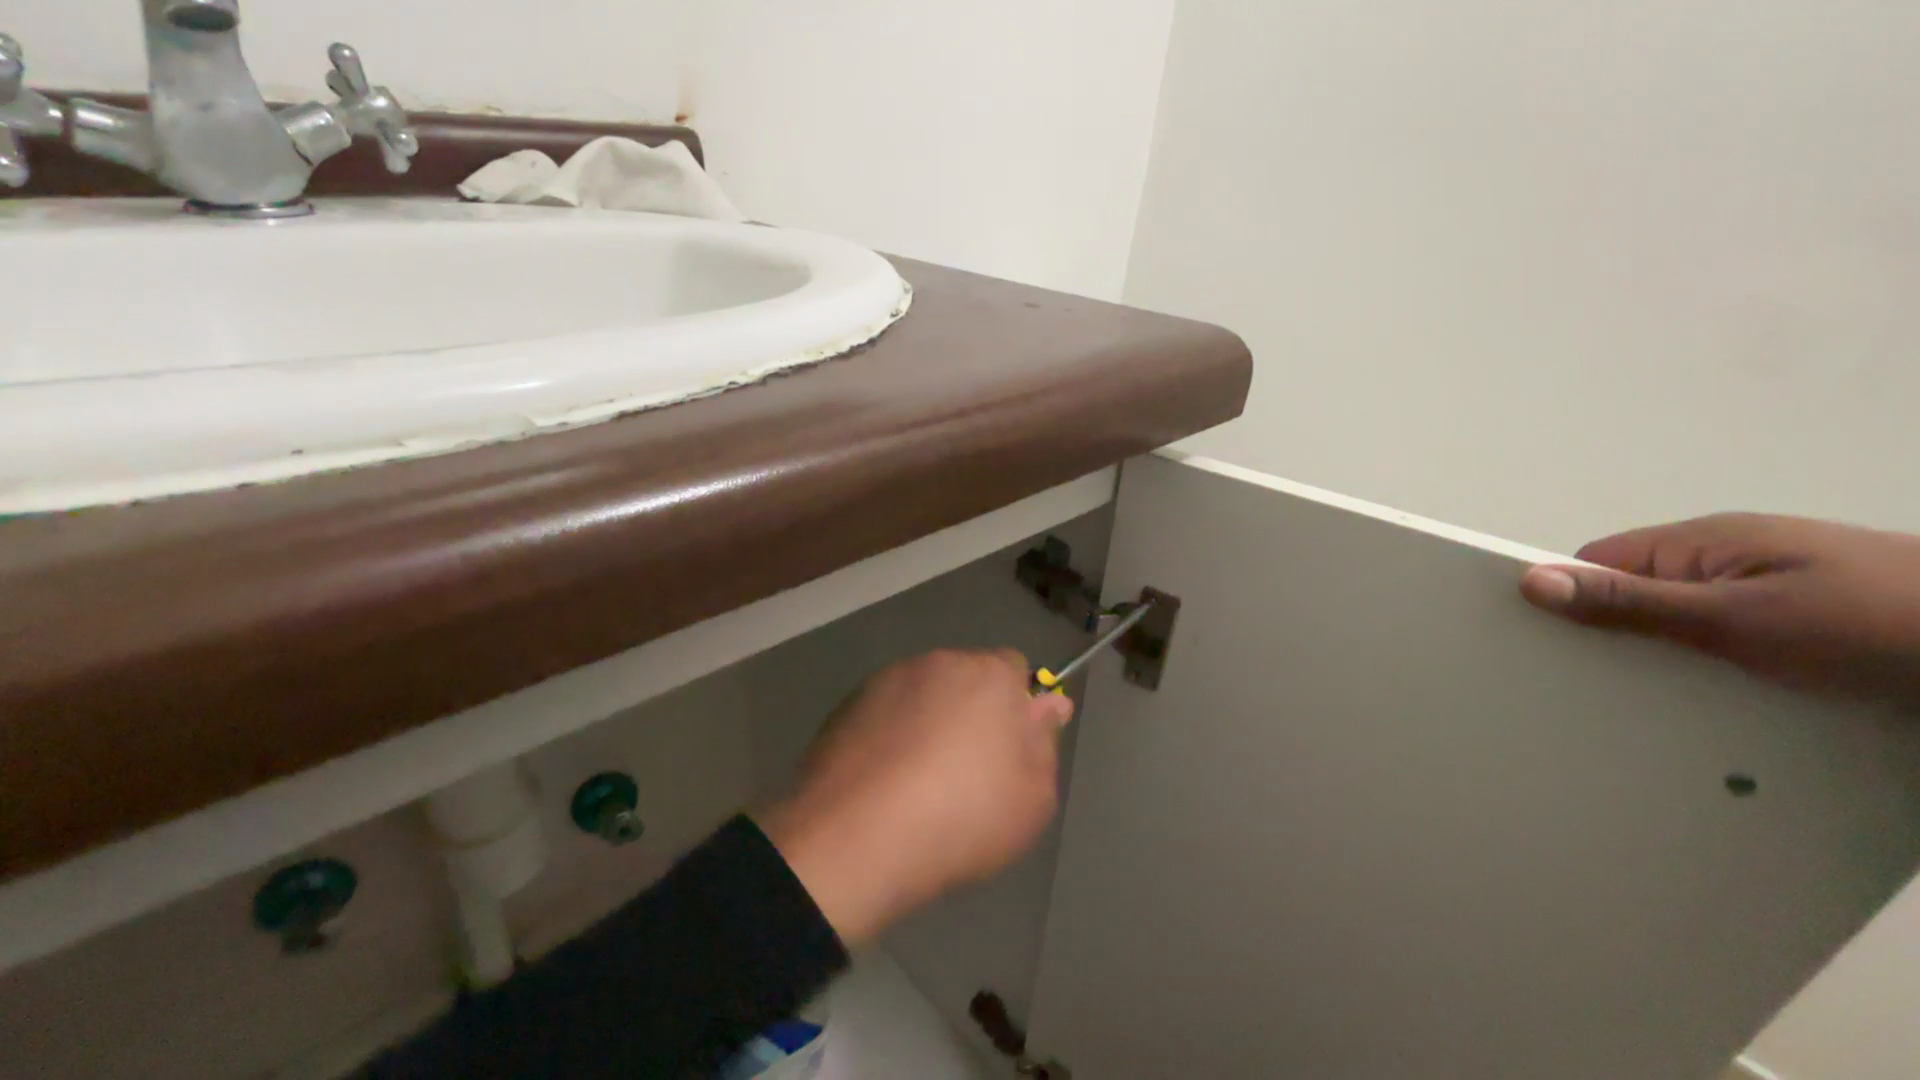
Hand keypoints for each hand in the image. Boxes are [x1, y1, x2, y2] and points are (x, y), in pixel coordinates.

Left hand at [755, 649, 1073, 945]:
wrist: (856, 839)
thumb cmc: (962, 817)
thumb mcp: (1033, 798)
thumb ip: (1043, 743)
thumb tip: (1048, 704)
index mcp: (988, 675)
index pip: (1014, 669)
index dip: (1016, 708)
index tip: (1009, 753)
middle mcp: (936, 663)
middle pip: (964, 680)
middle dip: (970, 714)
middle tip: (967, 775)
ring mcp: (883, 683)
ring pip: (920, 698)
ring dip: (926, 726)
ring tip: (918, 786)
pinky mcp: (844, 708)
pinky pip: (883, 718)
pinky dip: (888, 740)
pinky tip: (883, 787)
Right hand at [1519, 512, 1919, 707]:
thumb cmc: (1878, 623)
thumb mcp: (1738, 620)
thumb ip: (1633, 604)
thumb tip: (1533, 582)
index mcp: (1700, 543)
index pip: (1594, 564)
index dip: (1564, 601)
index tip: (1541, 650)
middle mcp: (1727, 559)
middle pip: (1634, 595)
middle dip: (1613, 638)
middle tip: (1595, 693)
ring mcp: (1766, 589)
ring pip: (1679, 625)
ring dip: (1664, 661)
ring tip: (1654, 707)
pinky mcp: (1800, 622)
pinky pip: (1724, 643)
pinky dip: (1710, 670)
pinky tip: (1712, 702)